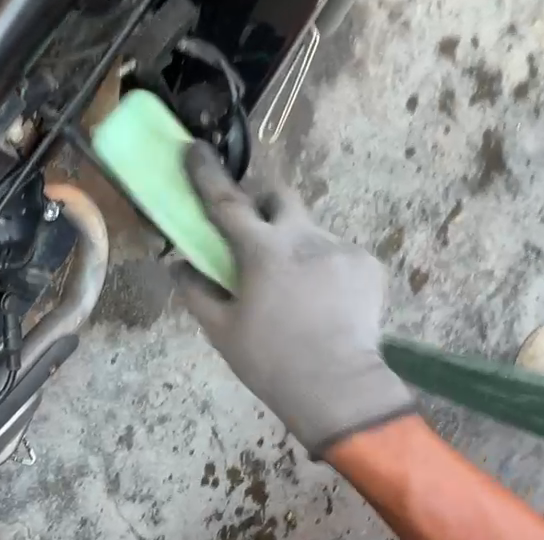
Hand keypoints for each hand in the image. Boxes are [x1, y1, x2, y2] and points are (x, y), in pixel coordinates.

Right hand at [172, 142, 414, 457]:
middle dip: (261, 203)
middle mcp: (305, 237)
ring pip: (308, 231)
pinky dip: (319, 270)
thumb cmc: (268, 361)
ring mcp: (341, 248)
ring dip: (292, 247)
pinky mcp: (366, 265)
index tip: (194, 150)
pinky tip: (316, 305)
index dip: (206, 176)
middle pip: (280, 195)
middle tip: (250, 233)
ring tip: (289, 292)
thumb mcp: (221, 331)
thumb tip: (177, 265)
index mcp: (263, 252)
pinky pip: (334, 255)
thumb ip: (196, 292)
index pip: (227, 204)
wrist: (335, 385)